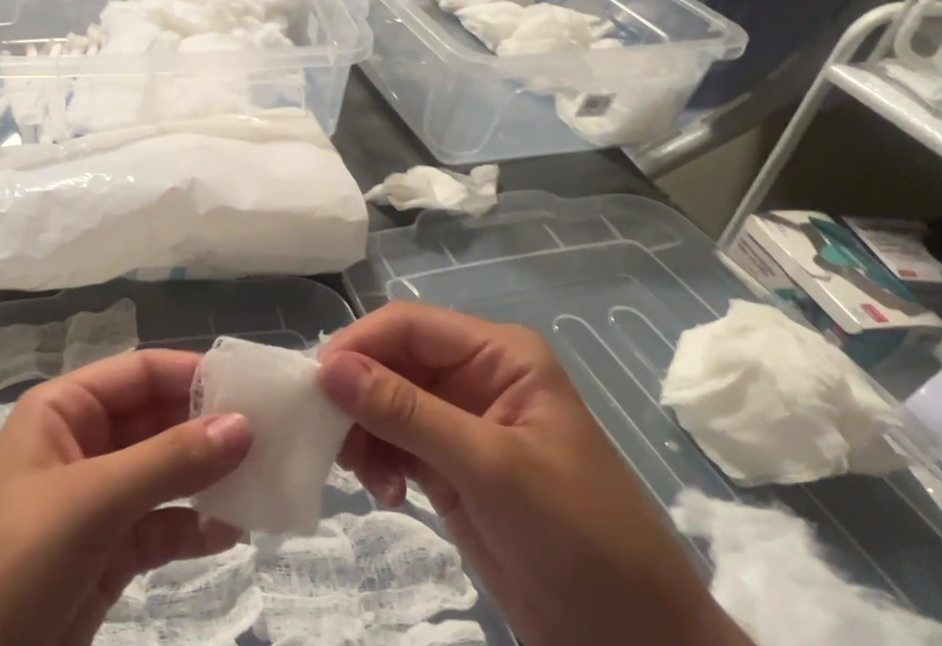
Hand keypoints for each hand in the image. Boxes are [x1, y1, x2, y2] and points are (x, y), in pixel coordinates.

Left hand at [0, 349, 252, 645]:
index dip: (194, 374)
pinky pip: (163, 527)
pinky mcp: (108, 553)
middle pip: (158, 419)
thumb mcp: (87, 503)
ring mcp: (97, 501)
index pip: (139, 373)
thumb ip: (167, 462)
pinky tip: (232, 532)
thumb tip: (244, 424)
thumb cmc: (11, 561)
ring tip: (267, 481)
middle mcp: (83, 446)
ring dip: (211, 477)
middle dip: (211, 427)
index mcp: (63, 411)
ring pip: (166, 473)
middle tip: (277, 437)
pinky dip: (196, 527)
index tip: (257, 388)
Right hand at [316, 302, 751, 645]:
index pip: (408, 326)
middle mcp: (476, 377)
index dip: (357, 346)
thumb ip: (406, 412)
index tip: (312, 387)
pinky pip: (393, 443)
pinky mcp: (450, 467)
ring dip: (362, 434)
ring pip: (383, 403)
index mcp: (499, 355)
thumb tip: (326, 367)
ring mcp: (461, 424)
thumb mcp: (489, 467)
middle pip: (389, 362)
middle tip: (328, 441)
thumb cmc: (577, 534)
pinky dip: (376, 462)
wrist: (629, 634)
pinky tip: (384, 495)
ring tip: (363, 478)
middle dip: (355, 397)